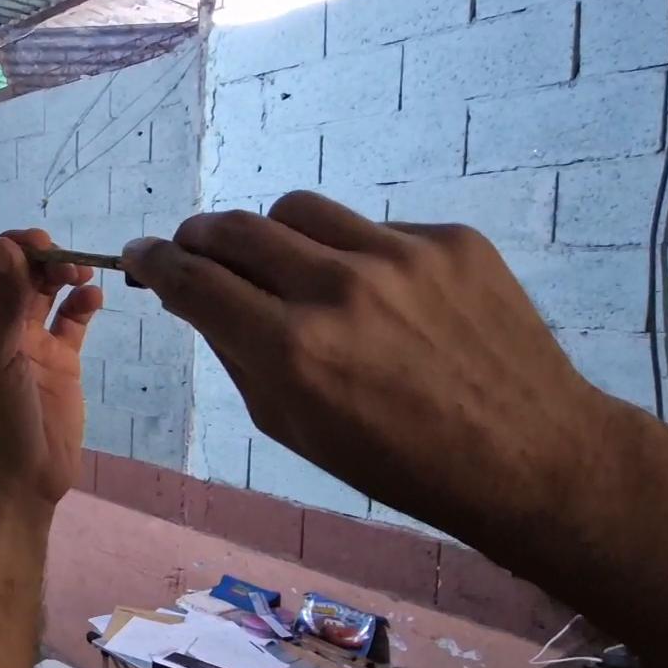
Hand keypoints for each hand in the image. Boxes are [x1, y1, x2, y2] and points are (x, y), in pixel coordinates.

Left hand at [0, 230, 101, 507]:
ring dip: (62, 278)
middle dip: (41, 262)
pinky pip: (72, 322)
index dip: (11, 250)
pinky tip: (93, 298)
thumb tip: (5, 245)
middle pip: (18, 277)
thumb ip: (3, 302)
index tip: (40, 242)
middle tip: (66, 260)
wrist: (19, 482)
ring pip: (46, 295)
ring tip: (81, 274)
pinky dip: (82, 306)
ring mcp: (28, 344)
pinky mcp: (61, 362)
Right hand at [121, 191, 612, 534]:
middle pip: (232, 229)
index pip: (193, 281)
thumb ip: (231, 350)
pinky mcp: (449, 241)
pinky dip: (346, 252)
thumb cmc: (387, 457)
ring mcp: (399, 257)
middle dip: (196, 237)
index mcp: (290, 349)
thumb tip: (189, 296)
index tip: (138, 253)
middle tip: (193, 249)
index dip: (153, 261)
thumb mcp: (285, 420)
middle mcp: (337, 290)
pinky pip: (365, 227)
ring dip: (268, 235)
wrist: (529, 454)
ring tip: (284, 266)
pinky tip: (372, 291)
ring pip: (294, 209)